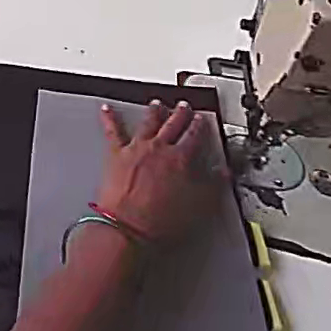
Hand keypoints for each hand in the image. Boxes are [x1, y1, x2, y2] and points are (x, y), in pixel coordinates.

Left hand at [94, 100, 223, 243]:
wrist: (128, 226)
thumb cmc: (162, 220)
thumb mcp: (200, 205)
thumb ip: (213, 185)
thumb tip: (224, 173)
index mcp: (181, 159)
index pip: (194, 137)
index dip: (199, 127)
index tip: (201, 120)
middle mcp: (159, 148)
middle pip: (172, 125)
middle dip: (180, 114)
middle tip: (183, 106)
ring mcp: (136, 148)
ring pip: (148, 123)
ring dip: (154, 112)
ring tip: (157, 104)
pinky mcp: (117, 154)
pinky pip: (113, 131)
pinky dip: (109, 118)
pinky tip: (107, 109)